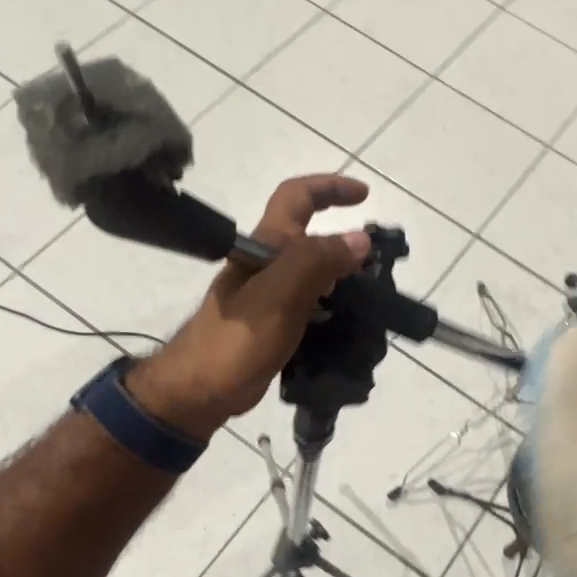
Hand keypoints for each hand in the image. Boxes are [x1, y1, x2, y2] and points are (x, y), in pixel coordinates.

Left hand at [126, 175, 371, 438]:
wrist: (201, 389)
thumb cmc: (236, 339)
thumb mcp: (279, 294)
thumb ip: (317, 261)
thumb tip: (361, 239)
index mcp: (264, 245)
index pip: (297, 197)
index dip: (330, 187)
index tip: (364, 195)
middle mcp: (266, 263)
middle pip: (308, 234)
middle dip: (342, 233)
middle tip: (375, 252)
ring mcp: (268, 294)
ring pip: (311, 270)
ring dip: (341, 270)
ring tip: (371, 288)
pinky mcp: (272, 323)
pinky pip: (309, 302)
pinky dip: (332, 302)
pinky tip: (349, 319)